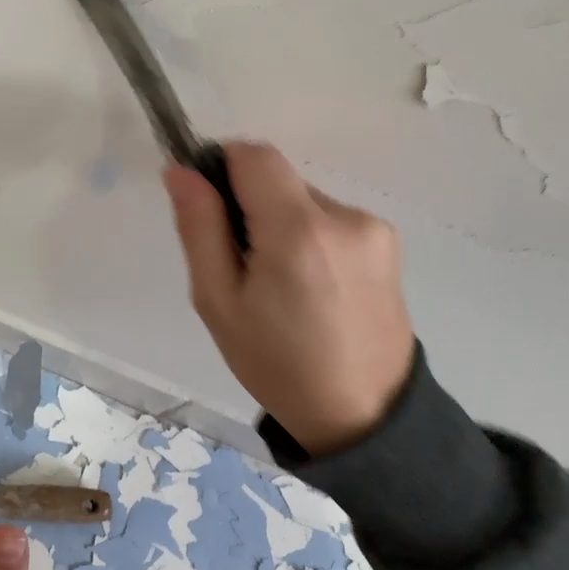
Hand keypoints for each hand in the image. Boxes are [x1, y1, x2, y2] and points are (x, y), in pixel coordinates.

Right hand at [164, 142, 415, 456]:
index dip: (220, 167)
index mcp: (298, 229)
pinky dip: (305, 238)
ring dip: (277, 223)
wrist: (363, 414)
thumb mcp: (217, 300)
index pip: (253, 155)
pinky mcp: (388, 244)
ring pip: (302, 199)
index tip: (204, 207)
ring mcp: (374, 228)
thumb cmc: (274, 362)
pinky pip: (329, 219)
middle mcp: (344, 215)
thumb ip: (199, 228)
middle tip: (236, 265)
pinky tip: (305, 287)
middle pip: (277, 178)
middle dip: (247, 206)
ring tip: (275, 284)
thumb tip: (180, 171)